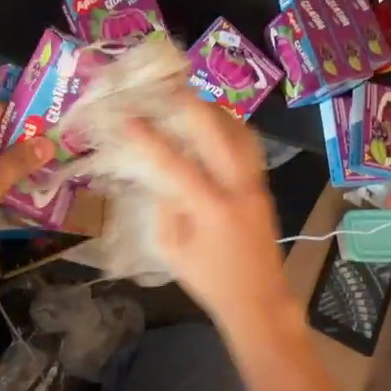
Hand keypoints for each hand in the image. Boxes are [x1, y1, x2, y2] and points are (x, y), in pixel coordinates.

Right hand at [118, 99, 290, 325]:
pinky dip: (231, 129)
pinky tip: (215, 125)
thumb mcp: (171, 251)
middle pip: (218, 132)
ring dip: (215, 112)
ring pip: (241, 133)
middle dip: (191, 106)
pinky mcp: (264, 188)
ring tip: (192, 101)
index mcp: (210, 208)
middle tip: (168, 89)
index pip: (174, 163)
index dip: (148, 138)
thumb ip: (164, 209)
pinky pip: (249, 147)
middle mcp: (237, 189)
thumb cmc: (210, 281)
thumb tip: (160, 178)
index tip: (127, 117)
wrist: (260, 301)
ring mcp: (255, 185)